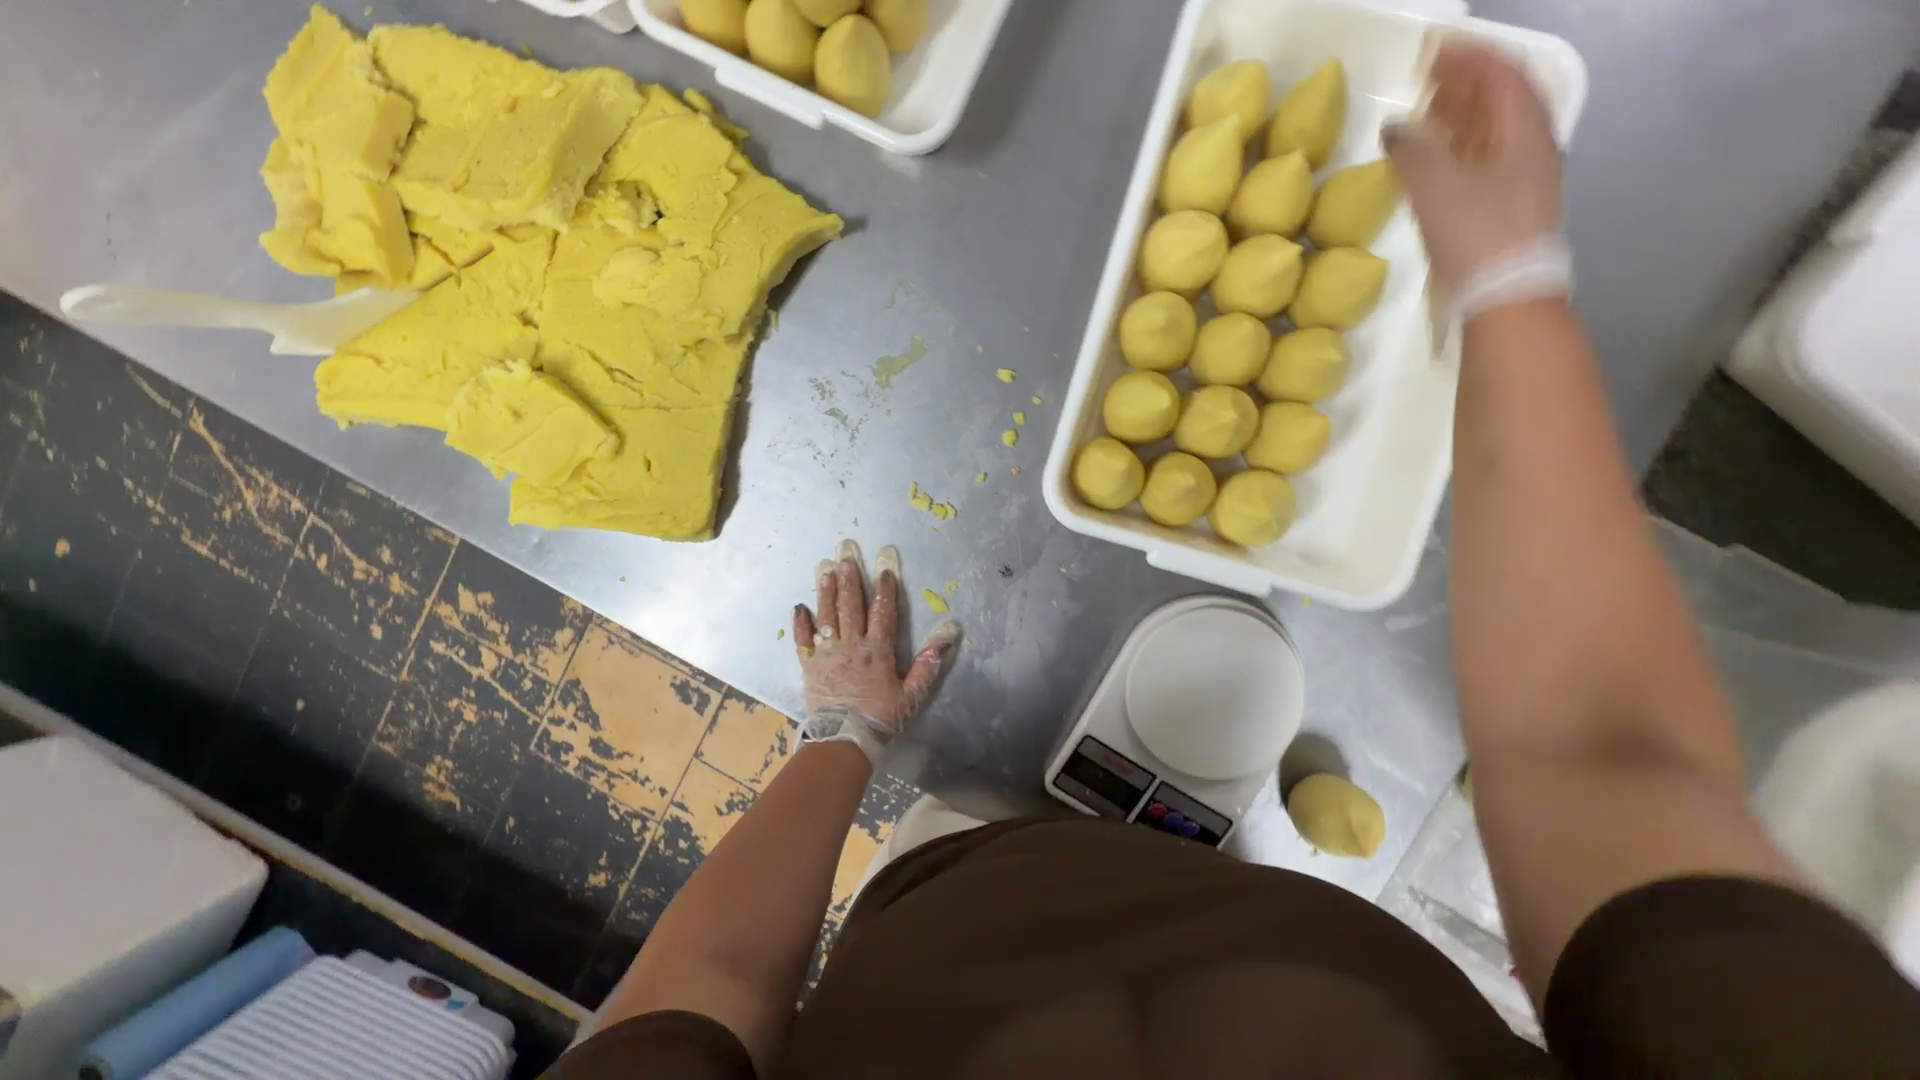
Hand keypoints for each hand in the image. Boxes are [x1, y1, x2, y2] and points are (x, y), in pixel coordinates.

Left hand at [793, 540, 958, 763]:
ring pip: (826, 617)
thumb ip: (928, 664)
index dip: (885, 590)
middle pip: (851, 607)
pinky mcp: (809, 667)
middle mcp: (851, 646)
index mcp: (877, 651)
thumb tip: (949, 634)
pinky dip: (800, 624)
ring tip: (825, 569)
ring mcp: (827, 655)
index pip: (883, 613)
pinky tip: (799, 607)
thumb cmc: (880, 718)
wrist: (843, 740)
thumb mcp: (912, 694)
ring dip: (826, 592)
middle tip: (847, 556)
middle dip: (851, 581)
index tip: (885, 569)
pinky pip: (803, 641)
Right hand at [1386, 42, 1564, 301]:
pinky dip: (1460, 150)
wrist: (1506, 299)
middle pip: (1502, 103)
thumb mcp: (1436, 187)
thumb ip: (1413, 150)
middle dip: (1465, 86)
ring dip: (1461, 118)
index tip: (1435, 53)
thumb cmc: (1476, 236)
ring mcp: (1524, 183)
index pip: (1504, 76)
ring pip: (1493, 135)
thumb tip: (1396, 128)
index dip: (1471, 58)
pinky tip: (1436, 160)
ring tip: (1427, 116)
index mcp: (1526, 135)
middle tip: (1427, 81)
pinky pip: (1486, 163)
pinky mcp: (1508, 212)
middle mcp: (1533, 152)